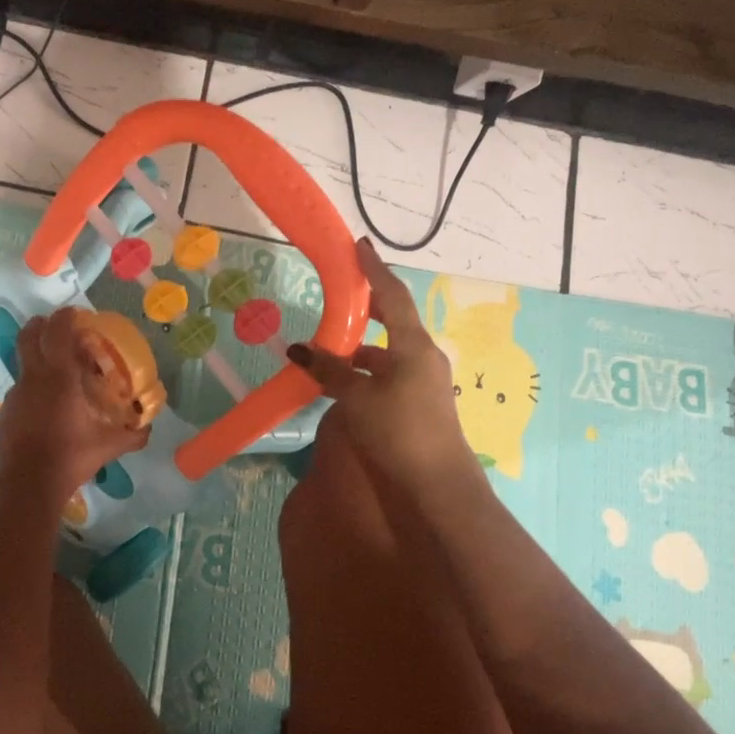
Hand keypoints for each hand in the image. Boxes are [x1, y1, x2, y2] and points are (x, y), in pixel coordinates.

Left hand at [0, 308, 149, 496]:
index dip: (65, 317)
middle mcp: (33, 378)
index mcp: (59, 376)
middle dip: (40, 325)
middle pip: (28, 336)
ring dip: (38, 361)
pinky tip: (45, 411)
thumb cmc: (71, 457)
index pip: (57, 330)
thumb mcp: (109, 446)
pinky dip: (33, 391)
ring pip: (24, 365)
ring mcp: (15, 394)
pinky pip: (21, 392)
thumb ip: (132, 434)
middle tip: (54, 328)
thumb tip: (148, 428)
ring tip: (57, 378)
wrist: (28, 484)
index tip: (76, 315)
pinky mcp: (5, 412)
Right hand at [286, 238, 479, 490]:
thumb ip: (329, 370)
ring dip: (362, 346)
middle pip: (395, 320)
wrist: (436, 486)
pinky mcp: (418, 404)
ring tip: (329, 346)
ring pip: (388, 352)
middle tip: (343, 292)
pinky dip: (365, 371)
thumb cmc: (398, 432)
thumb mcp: (357, 398)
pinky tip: (343, 382)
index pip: (392, 295)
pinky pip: (388, 374)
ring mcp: (423, 382)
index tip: (359, 246)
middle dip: (369, 306)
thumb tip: (298, 348)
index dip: (373, 270)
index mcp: (413, 346)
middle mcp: (423, 357)